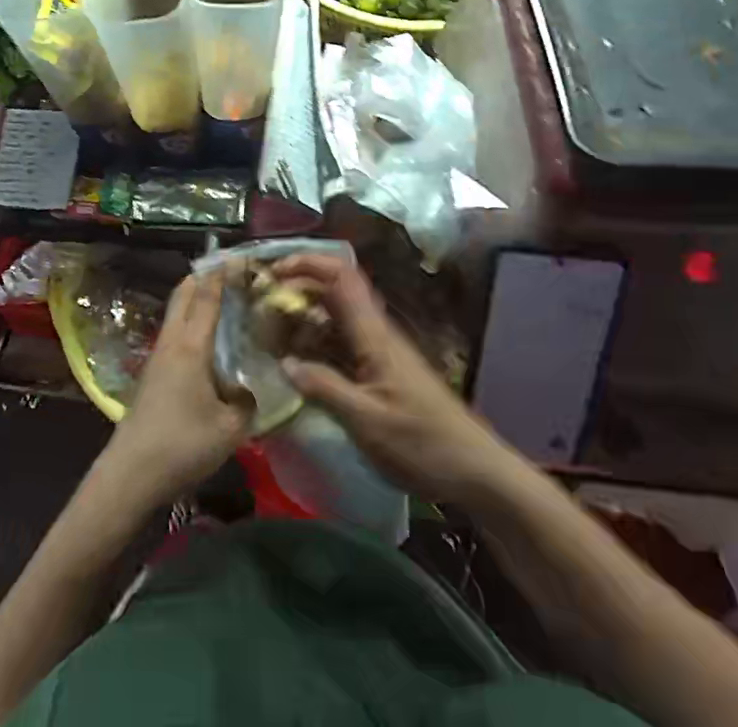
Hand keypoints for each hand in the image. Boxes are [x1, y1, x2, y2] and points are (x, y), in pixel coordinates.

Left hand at [102, 270, 254, 502]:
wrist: (131, 472)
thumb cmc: (183, 445)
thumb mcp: (231, 427)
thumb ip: (247, 401)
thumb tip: (251, 387)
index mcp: (190, 347)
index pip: (207, 297)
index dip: (224, 274)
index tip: (242, 257)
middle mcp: (171, 342)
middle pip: (183, 294)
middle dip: (205, 275)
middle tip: (232, 271)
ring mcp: (157, 356)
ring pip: (176, 312)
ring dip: (195, 297)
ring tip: (224, 297)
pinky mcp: (152, 372)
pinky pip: (174, 332)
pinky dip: (190, 320)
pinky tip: (207, 337)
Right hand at [273, 254, 517, 503]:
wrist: (476, 473)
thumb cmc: (424, 445)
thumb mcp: (367, 421)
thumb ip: (324, 388)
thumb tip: (285, 363)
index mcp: (375, 336)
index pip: (342, 278)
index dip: (307, 264)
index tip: (273, 272)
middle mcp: (377, 336)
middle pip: (335, 292)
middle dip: (297, 289)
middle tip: (260, 306)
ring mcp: (380, 354)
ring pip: (336, 319)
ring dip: (303, 317)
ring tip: (269, 332)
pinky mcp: (381, 374)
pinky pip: (341, 345)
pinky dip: (314, 344)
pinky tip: (296, 363)